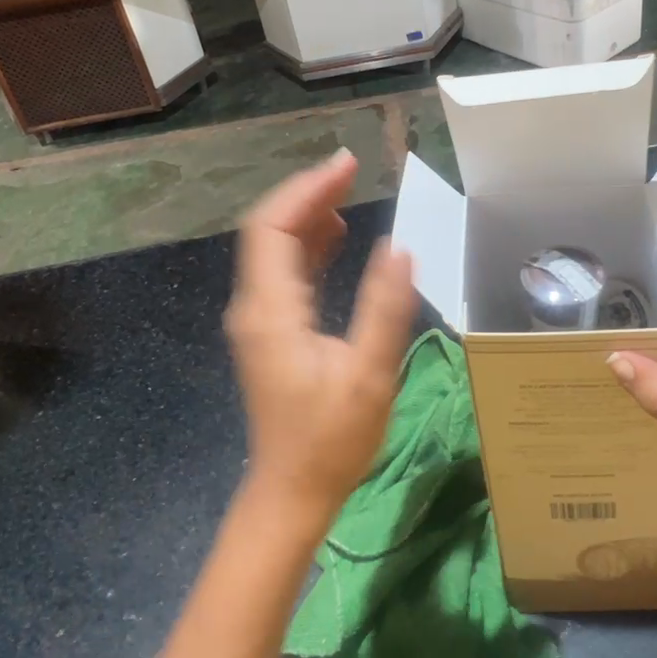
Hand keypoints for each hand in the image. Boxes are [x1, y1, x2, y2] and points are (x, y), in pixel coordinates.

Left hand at [227, 148, 417, 515]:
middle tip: (351, 168)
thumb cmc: (331, 439)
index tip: (346, 165)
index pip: (274, 228)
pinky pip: (284, 270)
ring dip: (307, 214)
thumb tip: (400, 246)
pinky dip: (308, 243)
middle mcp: (255, 306)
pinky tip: (337, 235)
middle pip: (269, 230)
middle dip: (307, 193)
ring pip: (275, 247)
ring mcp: (260, 318)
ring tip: (349, 191)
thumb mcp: (368, 375)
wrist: (291, 492)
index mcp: (271, 310)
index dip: (306, 189)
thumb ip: (383, 308)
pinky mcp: (271, 331)